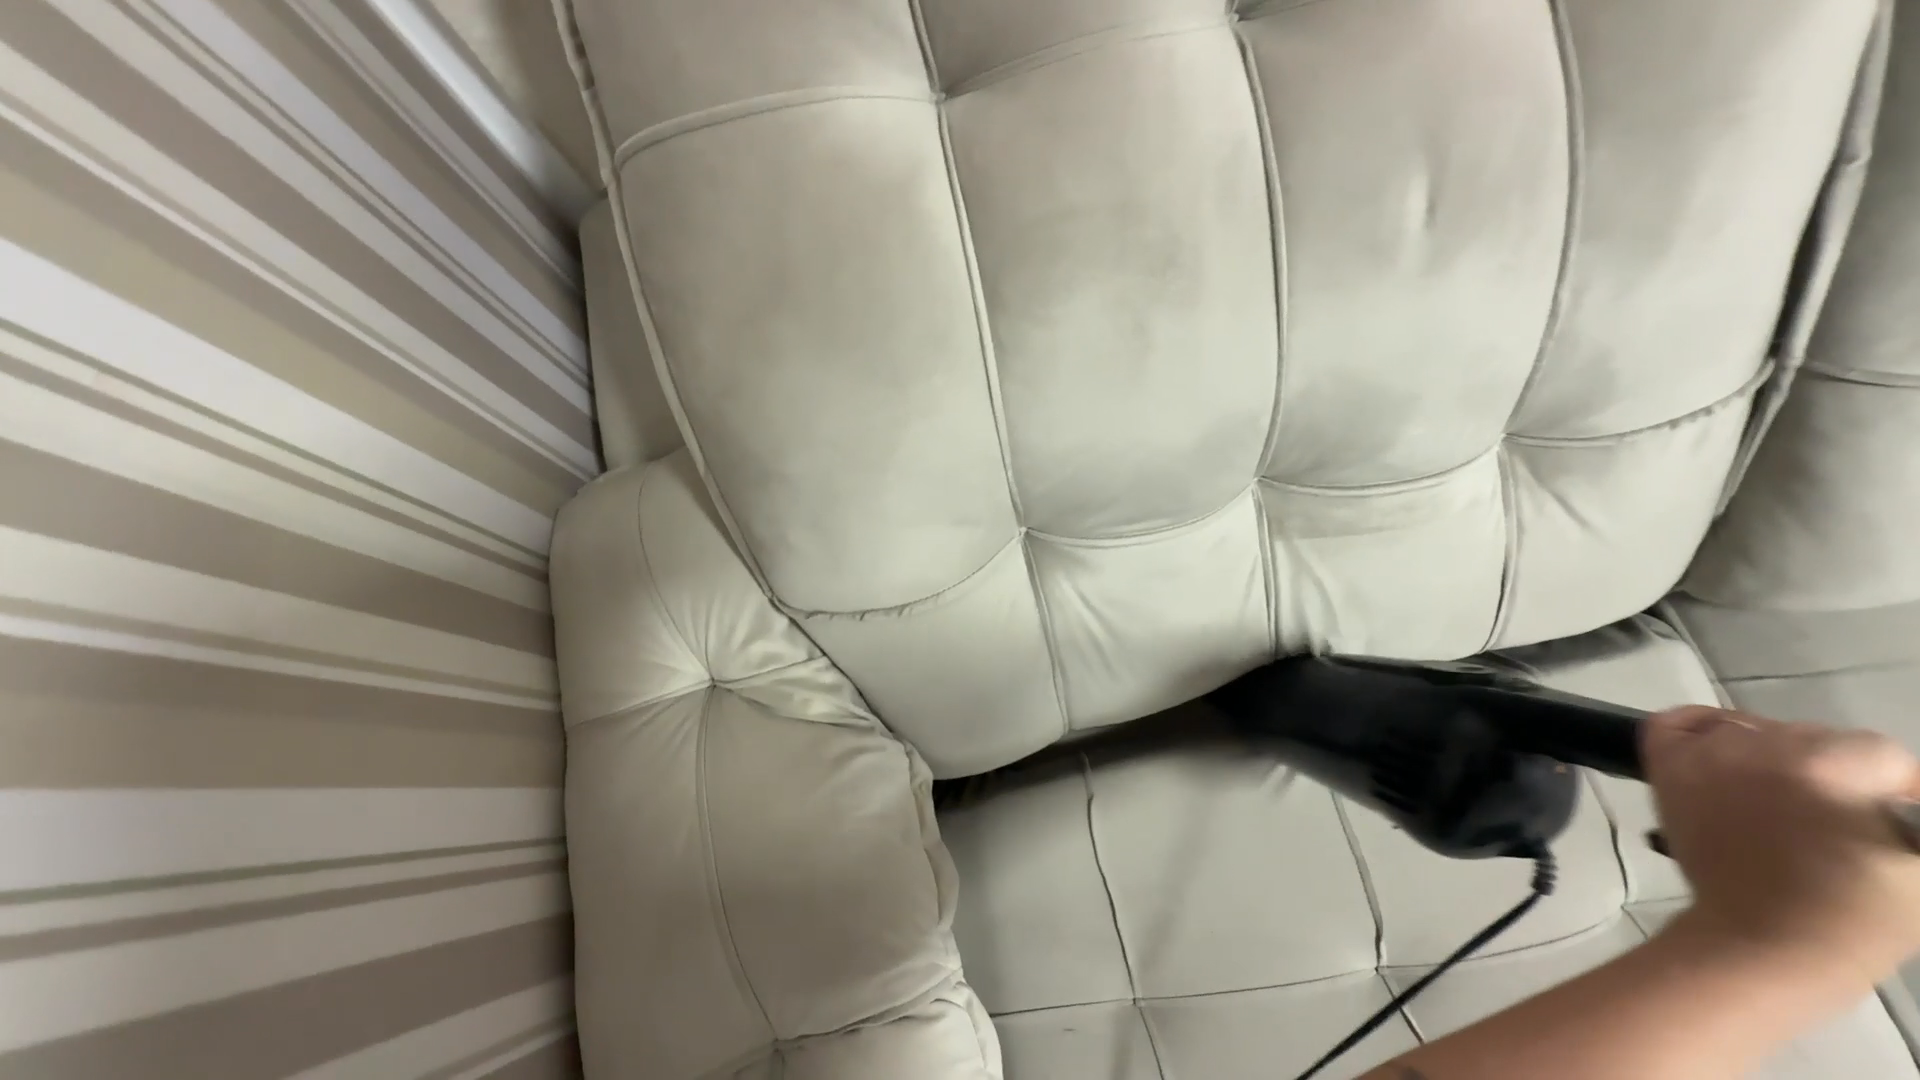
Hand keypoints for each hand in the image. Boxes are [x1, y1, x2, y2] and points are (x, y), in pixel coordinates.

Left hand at [1642, 706, 1919, 989]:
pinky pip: (1673, 724)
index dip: (1894, 783)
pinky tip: (1716, 751)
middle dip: (1831, 768)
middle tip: (1831, 810)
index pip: (1877, 751)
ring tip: (1780, 794)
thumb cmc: (1853, 908)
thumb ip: (1901, 806)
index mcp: (1829, 765)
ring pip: (1749, 729)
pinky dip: (1695, 730)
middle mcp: (1761, 748)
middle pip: (1810, 736)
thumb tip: (1892, 789)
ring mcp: (1707, 755)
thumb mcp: (1912, 853)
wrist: (1768, 935)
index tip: (1892, 808)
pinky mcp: (1668, 768)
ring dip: (1770, 754)